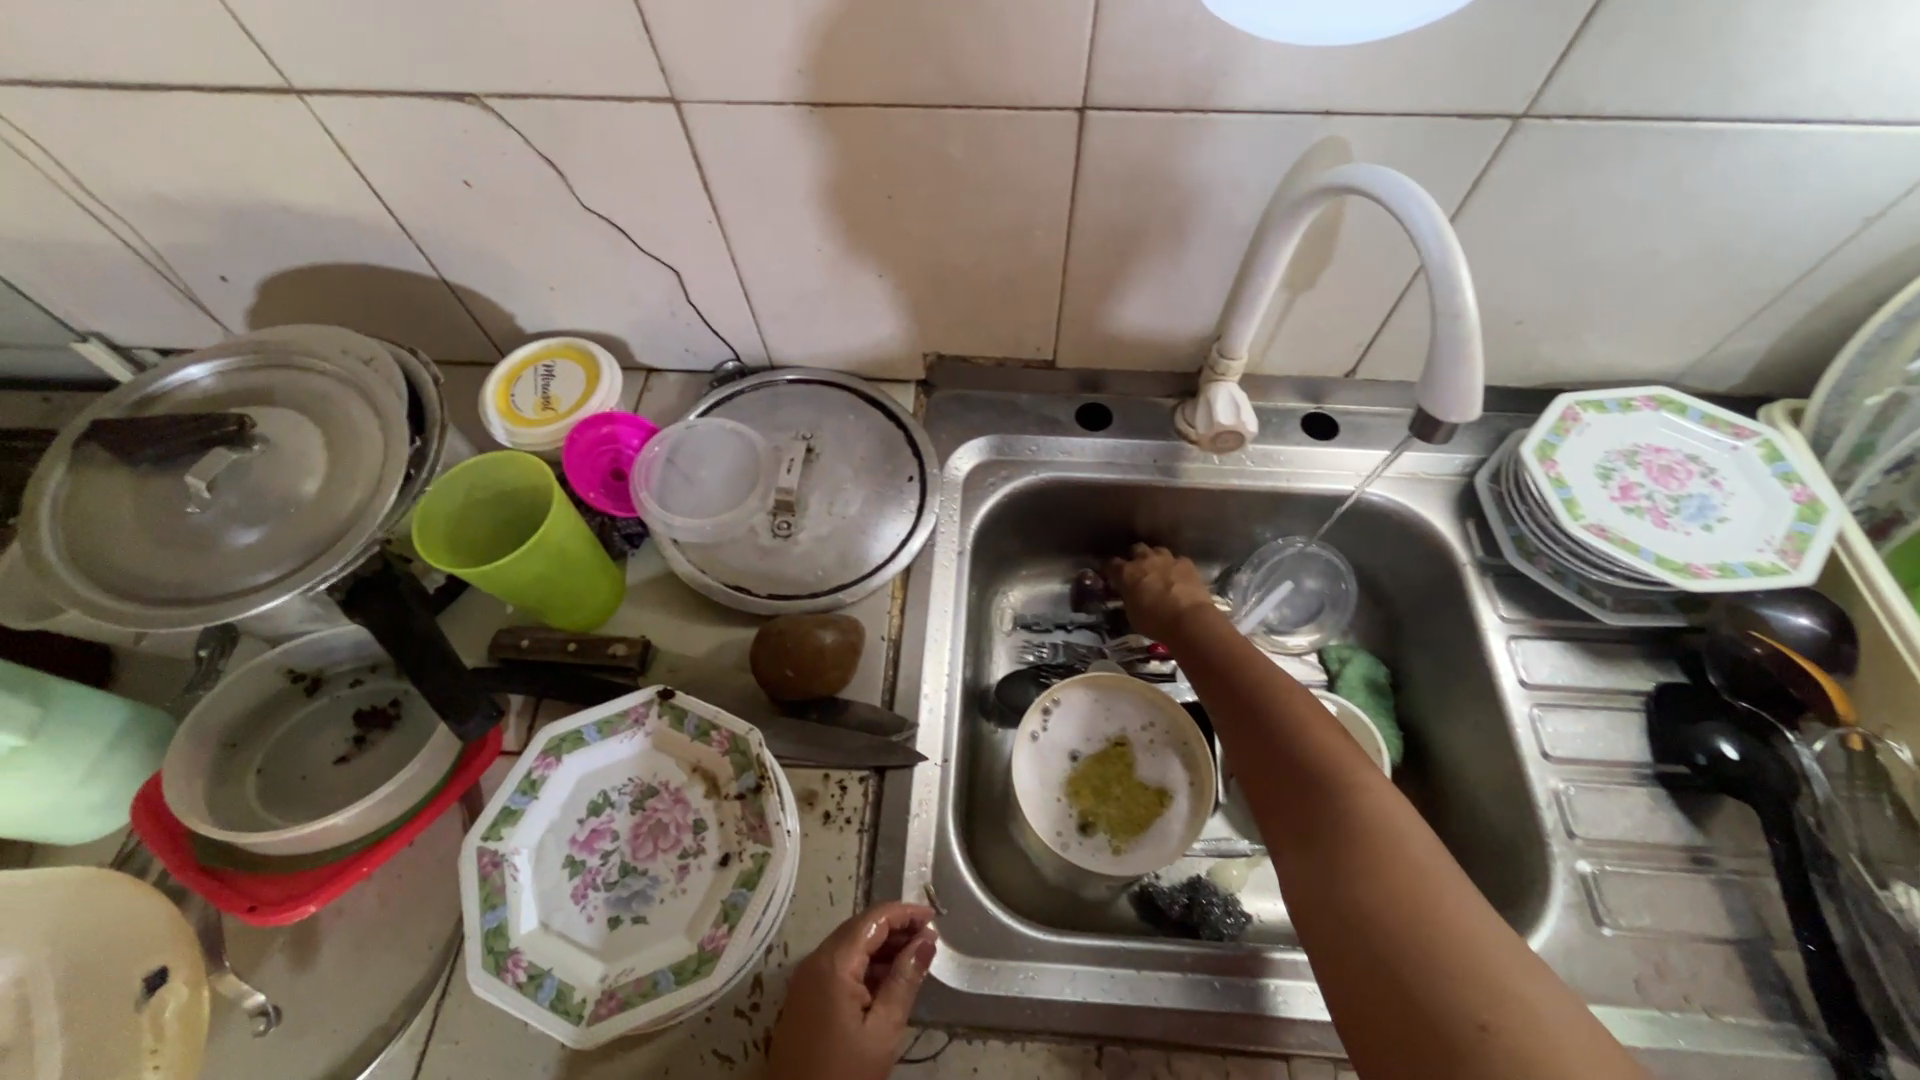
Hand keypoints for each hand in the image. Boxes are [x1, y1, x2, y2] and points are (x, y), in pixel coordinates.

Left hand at [767, 903, 937, 1079]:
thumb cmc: (845, 1074)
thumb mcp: (883, 1030)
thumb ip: (904, 980)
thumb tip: (926, 942)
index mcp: (833, 964)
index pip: (873, 920)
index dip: (905, 913)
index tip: (934, 917)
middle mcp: (815, 961)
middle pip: (859, 927)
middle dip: (895, 927)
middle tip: (928, 938)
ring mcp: (806, 978)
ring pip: (849, 945)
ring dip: (881, 945)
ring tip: (915, 956)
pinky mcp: (805, 996)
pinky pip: (838, 965)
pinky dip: (864, 963)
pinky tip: (888, 978)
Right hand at [1107, 543, 1219, 644]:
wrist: (1189, 619)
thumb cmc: (1155, 622)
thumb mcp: (1131, 615)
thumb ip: (1128, 599)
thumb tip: (1128, 595)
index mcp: (1126, 573)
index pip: (1110, 564)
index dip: (1110, 570)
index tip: (1111, 577)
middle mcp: (1145, 560)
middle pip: (1136, 549)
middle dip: (1135, 558)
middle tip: (1138, 572)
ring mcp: (1167, 559)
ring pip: (1157, 550)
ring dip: (1156, 559)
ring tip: (1159, 572)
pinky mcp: (1186, 563)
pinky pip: (1177, 560)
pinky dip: (1176, 567)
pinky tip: (1179, 578)